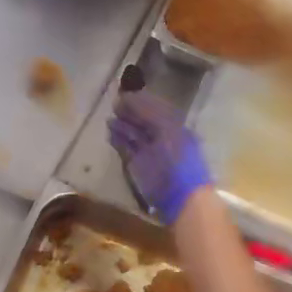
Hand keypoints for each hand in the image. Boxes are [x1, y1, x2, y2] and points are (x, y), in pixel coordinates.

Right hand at [108, 92, 211, 223]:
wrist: (181, 197)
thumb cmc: (178, 161)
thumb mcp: (167, 130)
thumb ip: (149, 113)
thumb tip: (129, 98)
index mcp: (174, 127)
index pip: (155, 109)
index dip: (141, 101)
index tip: (125, 94)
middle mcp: (161, 137)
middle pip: (143, 121)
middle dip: (130, 112)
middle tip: (115, 104)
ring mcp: (149, 153)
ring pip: (134, 135)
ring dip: (122, 126)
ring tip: (109, 118)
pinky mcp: (138, 167)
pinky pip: (127, 150)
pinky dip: (118, 141)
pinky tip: (110, 133)